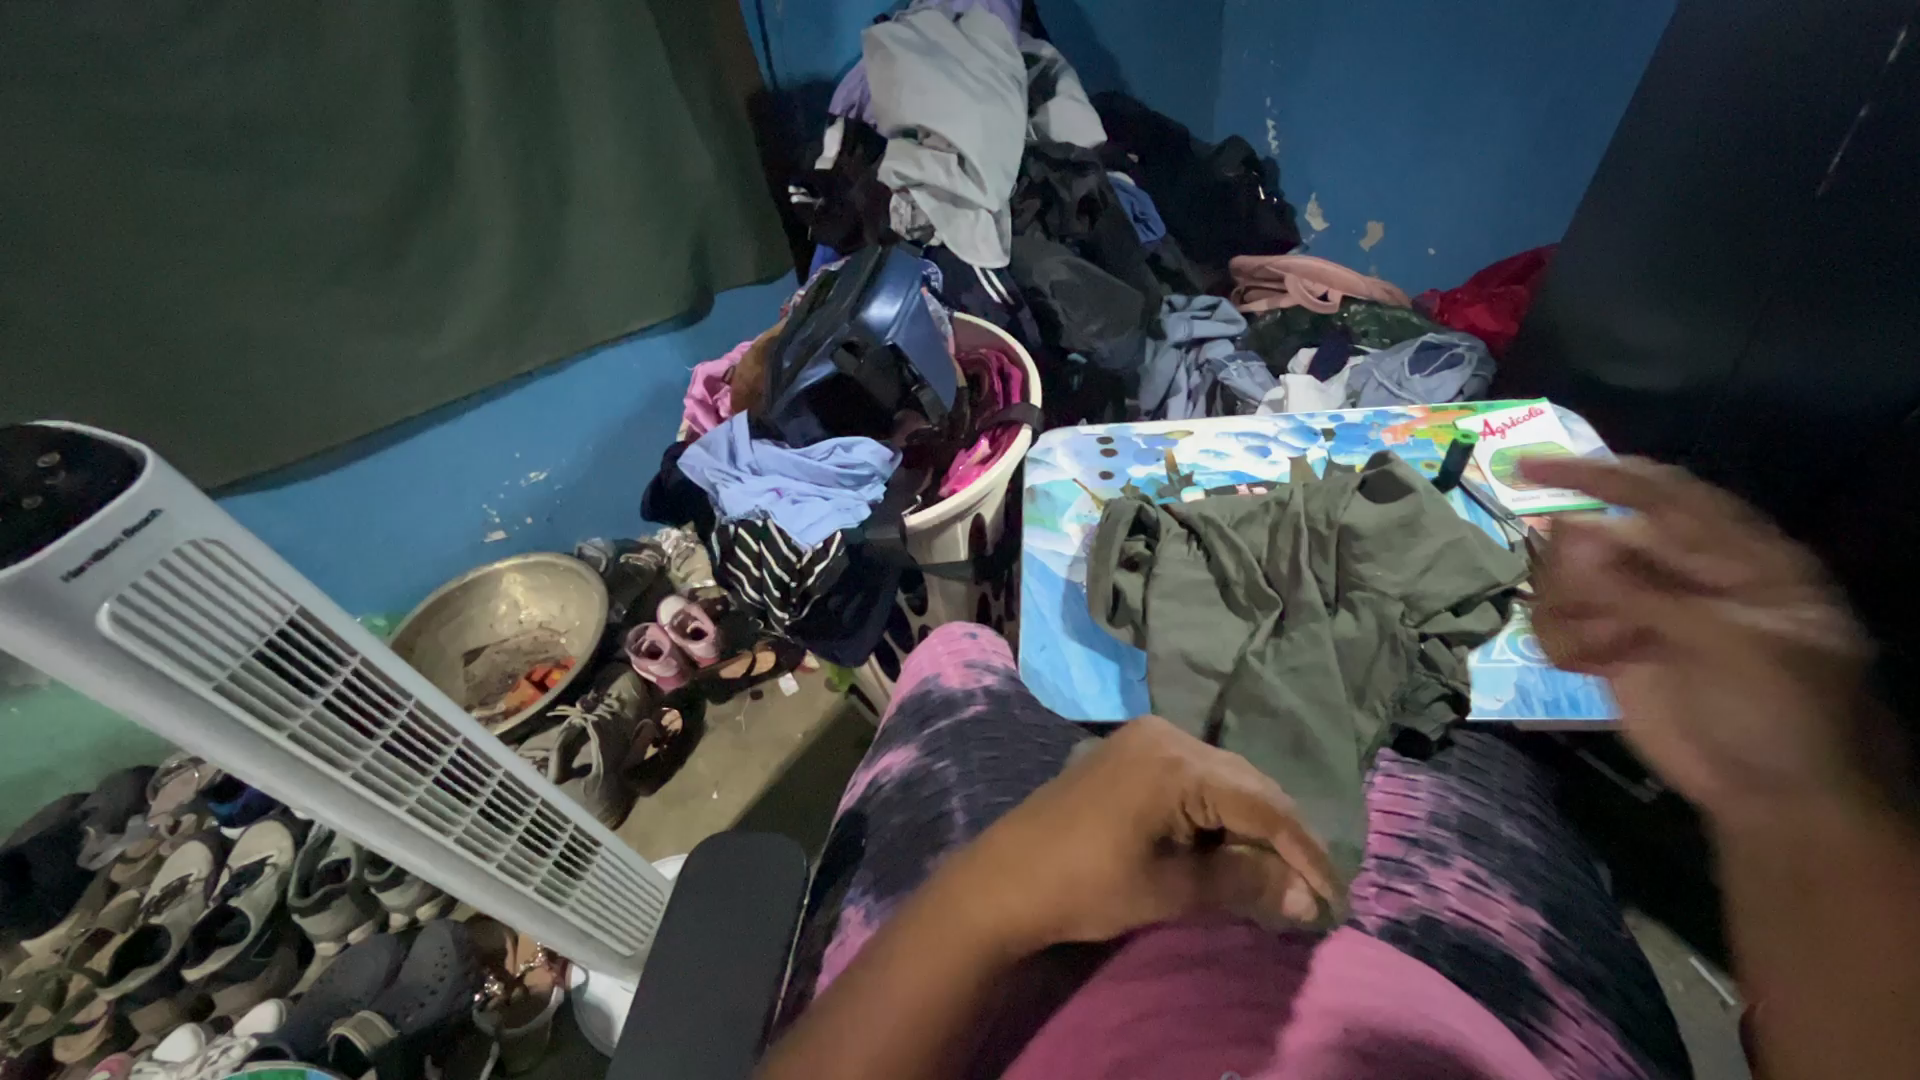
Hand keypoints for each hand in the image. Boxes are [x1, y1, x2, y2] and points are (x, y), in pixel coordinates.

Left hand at [932, 715, 1337, 955]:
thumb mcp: (1170, 890)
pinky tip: (1228, 846)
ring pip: (1223, 779)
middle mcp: (1165, 735)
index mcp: (1176, 761)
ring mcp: (1143, 739)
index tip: (1334, 898)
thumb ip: (1242, 883)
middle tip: (1310, 891)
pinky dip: (1217, 812)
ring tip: (1275, 876)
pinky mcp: (1130, 752)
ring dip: (1251, 824)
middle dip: (1281, 837)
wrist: (1005, 877)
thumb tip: (1308, 897)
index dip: (1304, 852)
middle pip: (1247, 783)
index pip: (1264, 803)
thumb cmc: (1085, 885)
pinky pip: (1193, 777)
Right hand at [1519, 456, 1887, 821]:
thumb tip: (1564, 532)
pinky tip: (1588, 665)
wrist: (1775, 796)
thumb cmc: (1779, 713)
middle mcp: (1685, 572)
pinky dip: (1562, 641)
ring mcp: (1645, 609)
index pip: (1661, 493)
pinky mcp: (1613, 645)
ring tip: (1601, 649)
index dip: (1597, 474)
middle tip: (1577, 605)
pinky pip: (1558, 623)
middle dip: (1574, 570)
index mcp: (1737, 556)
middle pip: (1598, 539)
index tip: (1526, 468)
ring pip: (1567, 581)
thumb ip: (1640, 588)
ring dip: (1569, 613)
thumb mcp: (1726, 642)